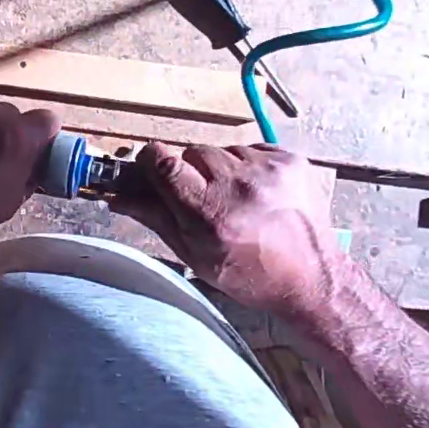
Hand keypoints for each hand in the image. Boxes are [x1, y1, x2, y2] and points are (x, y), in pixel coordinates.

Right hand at [111, 143, 339, 313]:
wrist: (311, 279)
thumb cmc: (246, 273)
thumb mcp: (192, 253)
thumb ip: (154, 218)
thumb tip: (117, 197)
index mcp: (209, 213)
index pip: (165, 163)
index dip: (152, 161)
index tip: (150, 166)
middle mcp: (238, 186)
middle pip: (192, 152)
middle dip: (189, 170)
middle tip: (200, 195)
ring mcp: (269, 170)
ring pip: (221, 149)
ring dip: (219, 168)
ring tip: (232, 196)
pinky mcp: (291, 160)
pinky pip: (250, 148)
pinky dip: (246, 165)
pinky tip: (255, 191)